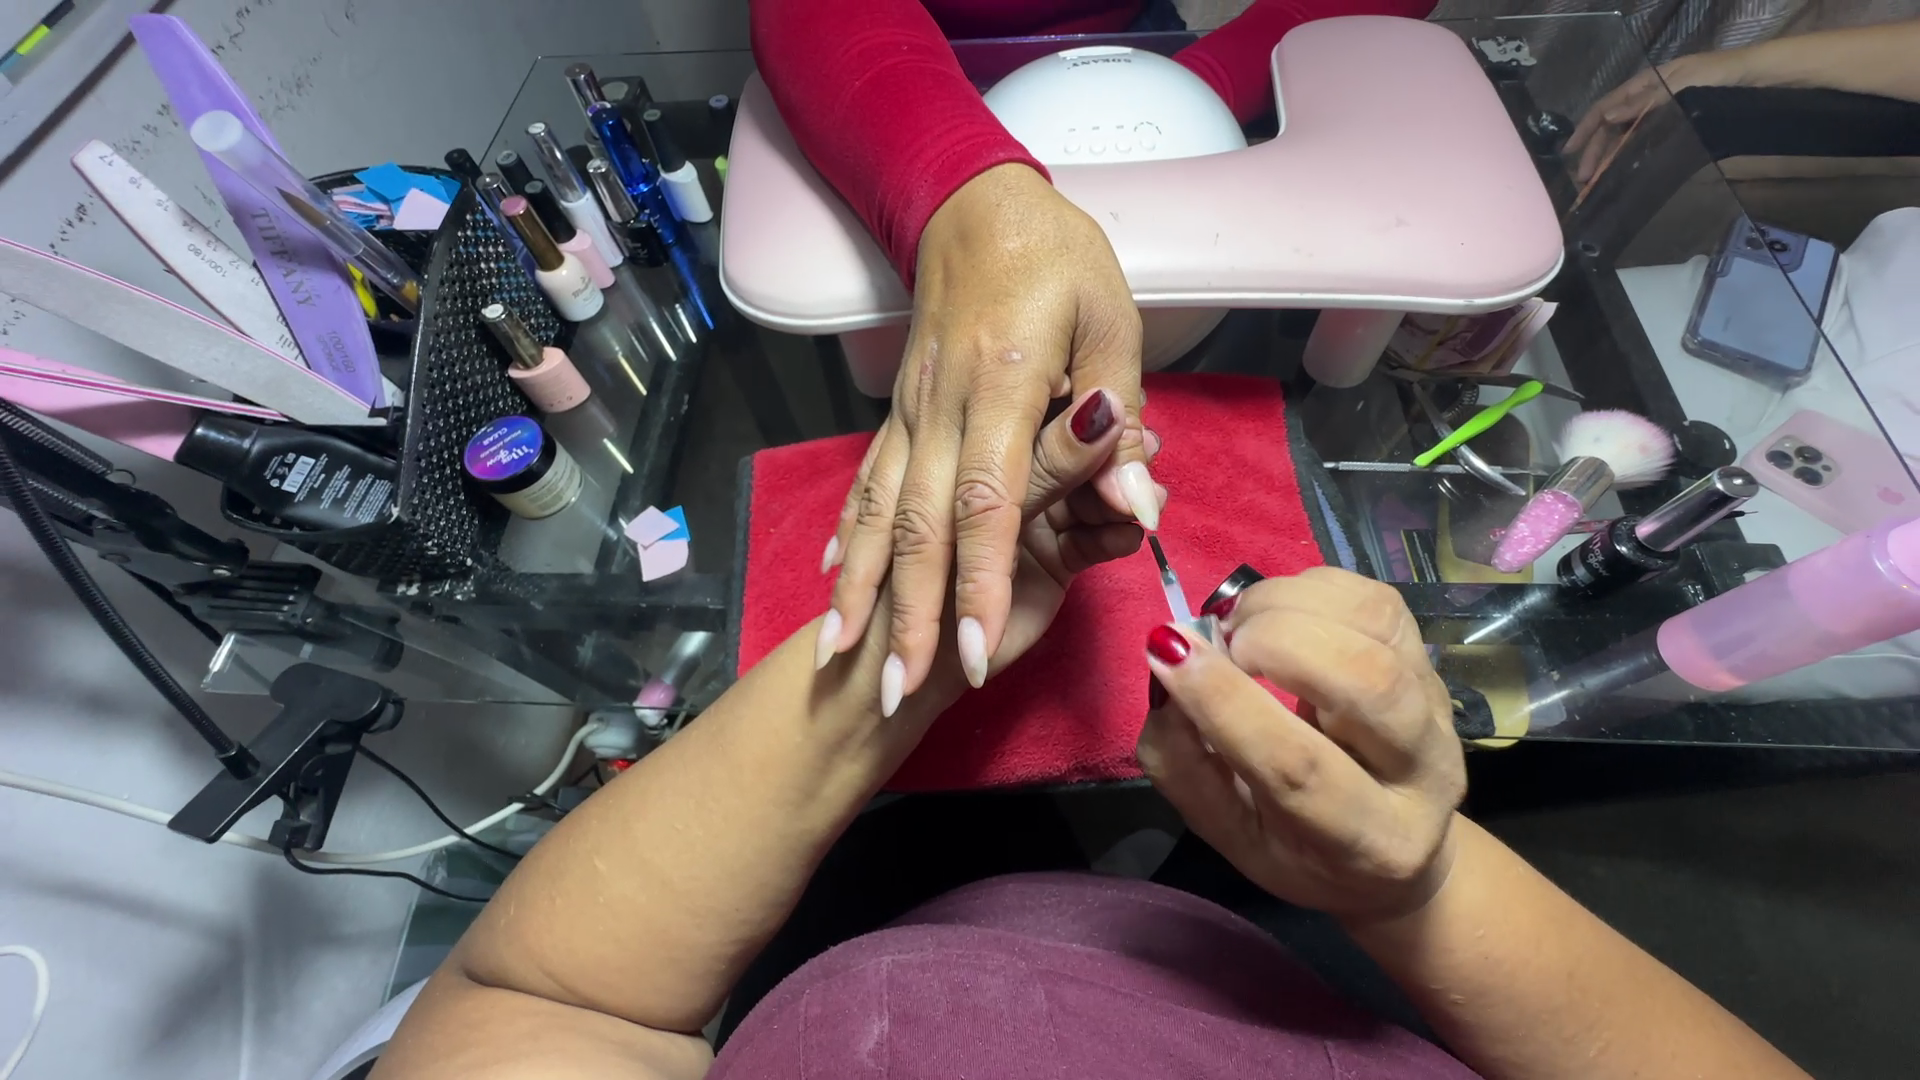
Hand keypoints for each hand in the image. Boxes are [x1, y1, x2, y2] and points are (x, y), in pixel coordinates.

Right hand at [819, 163, 1152, 715]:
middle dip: (906, 612)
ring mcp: (909, 411)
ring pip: (879, 510)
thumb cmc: (1058, 261)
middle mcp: (941, 407)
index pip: (986, 502)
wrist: (976, 206)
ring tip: (839, 654)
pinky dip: (849, 536)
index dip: (977, 583)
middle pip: (918, 523)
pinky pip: (867, 481)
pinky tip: (832, 579)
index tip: (971, 652)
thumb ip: (1120, 419)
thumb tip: (1139, 502)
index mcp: (1001, 384)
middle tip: (895, 688)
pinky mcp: (896, 412)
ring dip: (860, 588)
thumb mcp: (1113, 323)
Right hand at [1136, 568, 1466, 925]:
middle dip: (1272, 639)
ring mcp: (1436, 707)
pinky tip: (1275, 614)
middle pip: (1364, 680)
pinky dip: (1308, 587)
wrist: (1397, 853)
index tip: (1168, 652)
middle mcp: (1422, 773)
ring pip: (1375, 623)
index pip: (1299, 764)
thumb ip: (1181, 762)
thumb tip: (1165, 666)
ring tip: (1240, 627)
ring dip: (1286, 604)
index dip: (1225, 700)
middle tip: (1220, 642)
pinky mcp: (1429, 659)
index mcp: (1366, 839)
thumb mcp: (1224, 830)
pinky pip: (1373, 597)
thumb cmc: (1295, 846)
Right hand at [1566, 49, 1759, 182]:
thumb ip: (1645, 101)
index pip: (1605, 106)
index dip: (1584, 129)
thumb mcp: (1684, 83)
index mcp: (1647, 83)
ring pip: (1624, 138)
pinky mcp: (1673, 127)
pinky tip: (1622, 172)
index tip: (1568, 153)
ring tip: (1598, 180)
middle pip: (1611, 127)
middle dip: (1594, 151)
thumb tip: (1607, 117)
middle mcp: (1649, 99)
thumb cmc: (1725, 74)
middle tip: (1584, 178)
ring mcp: (1660, 114)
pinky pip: (1642, 143)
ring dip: (1607, 159)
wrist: (1767, 77)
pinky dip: (1627, 158)